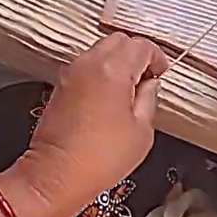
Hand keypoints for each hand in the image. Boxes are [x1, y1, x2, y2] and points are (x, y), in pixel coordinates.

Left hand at [16, 33, 166, 215]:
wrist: (56, 177)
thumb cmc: (100, 158)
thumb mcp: (142, 131)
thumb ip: (149, 98)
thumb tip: (150, 85)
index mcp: (114, 69)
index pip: (142, 46)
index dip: (157, 58)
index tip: (161, 73)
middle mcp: (90, 63)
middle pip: (120, 40)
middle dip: (136, 54)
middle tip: (147, 78)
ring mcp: (72, 72)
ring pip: (101, 50)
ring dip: (117, 61)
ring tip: (128, 88)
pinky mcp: (61, 85)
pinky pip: (87, 65)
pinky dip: (101, 71)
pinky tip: (108, 96)